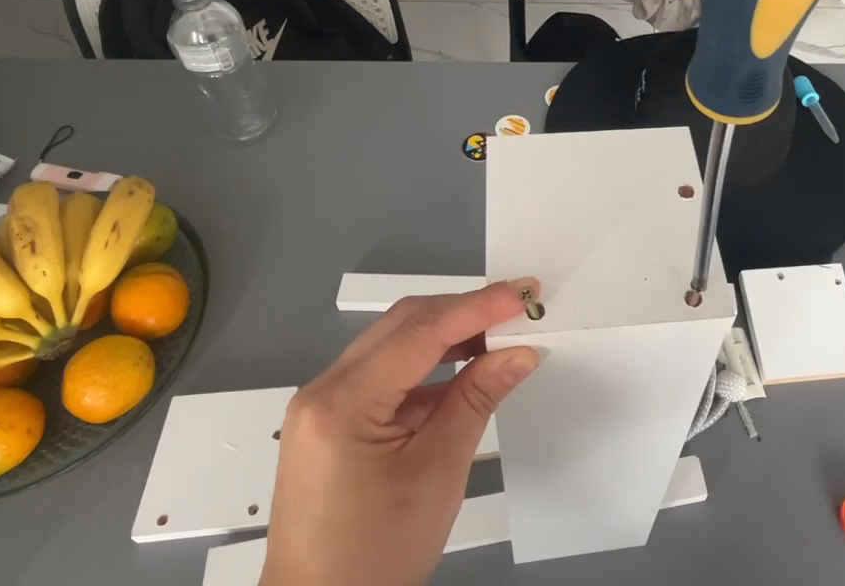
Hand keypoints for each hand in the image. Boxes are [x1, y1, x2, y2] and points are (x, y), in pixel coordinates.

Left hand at [262, 279, 541, 585]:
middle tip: (516, 307)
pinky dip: (425, 367)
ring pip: (392, 344)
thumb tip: (518, 353)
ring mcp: (321, 404)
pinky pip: (382, 374)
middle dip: (462, 311)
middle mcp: (323, 389)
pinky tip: (462, 370)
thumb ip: (476, 400)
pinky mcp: (329, 420)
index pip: (419, 333)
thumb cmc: (377, 553)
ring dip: (446, 335)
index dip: (476, 307)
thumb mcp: (437, 473)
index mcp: (341, 402)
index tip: (522, 293)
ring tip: (497, 334)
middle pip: (402, 326)